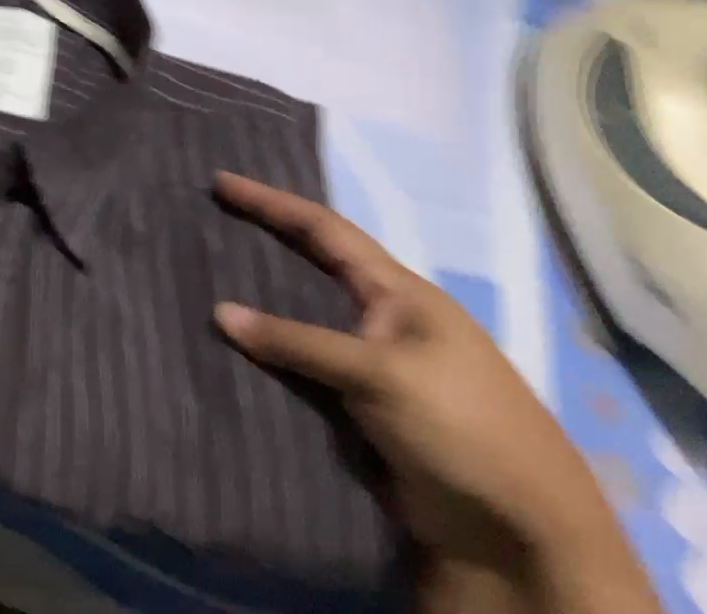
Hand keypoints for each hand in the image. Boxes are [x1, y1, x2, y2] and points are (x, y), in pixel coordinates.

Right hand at [210, 173, 657, 611]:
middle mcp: (383, 322)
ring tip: (197, 284)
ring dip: (254, 304)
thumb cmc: (461, 428)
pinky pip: (296, 369)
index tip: (221, 182)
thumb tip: (218, 312)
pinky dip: (261, 355)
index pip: (325, 232)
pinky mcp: (357, 408)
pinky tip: (225, 351)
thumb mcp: (380, 374)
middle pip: (310, 270)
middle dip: (260, 245)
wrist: (515, 530)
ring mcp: (370, 366)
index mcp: (401, 296)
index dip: (272, 204)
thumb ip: (296, 341)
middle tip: (203, 227)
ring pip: (297, 321)